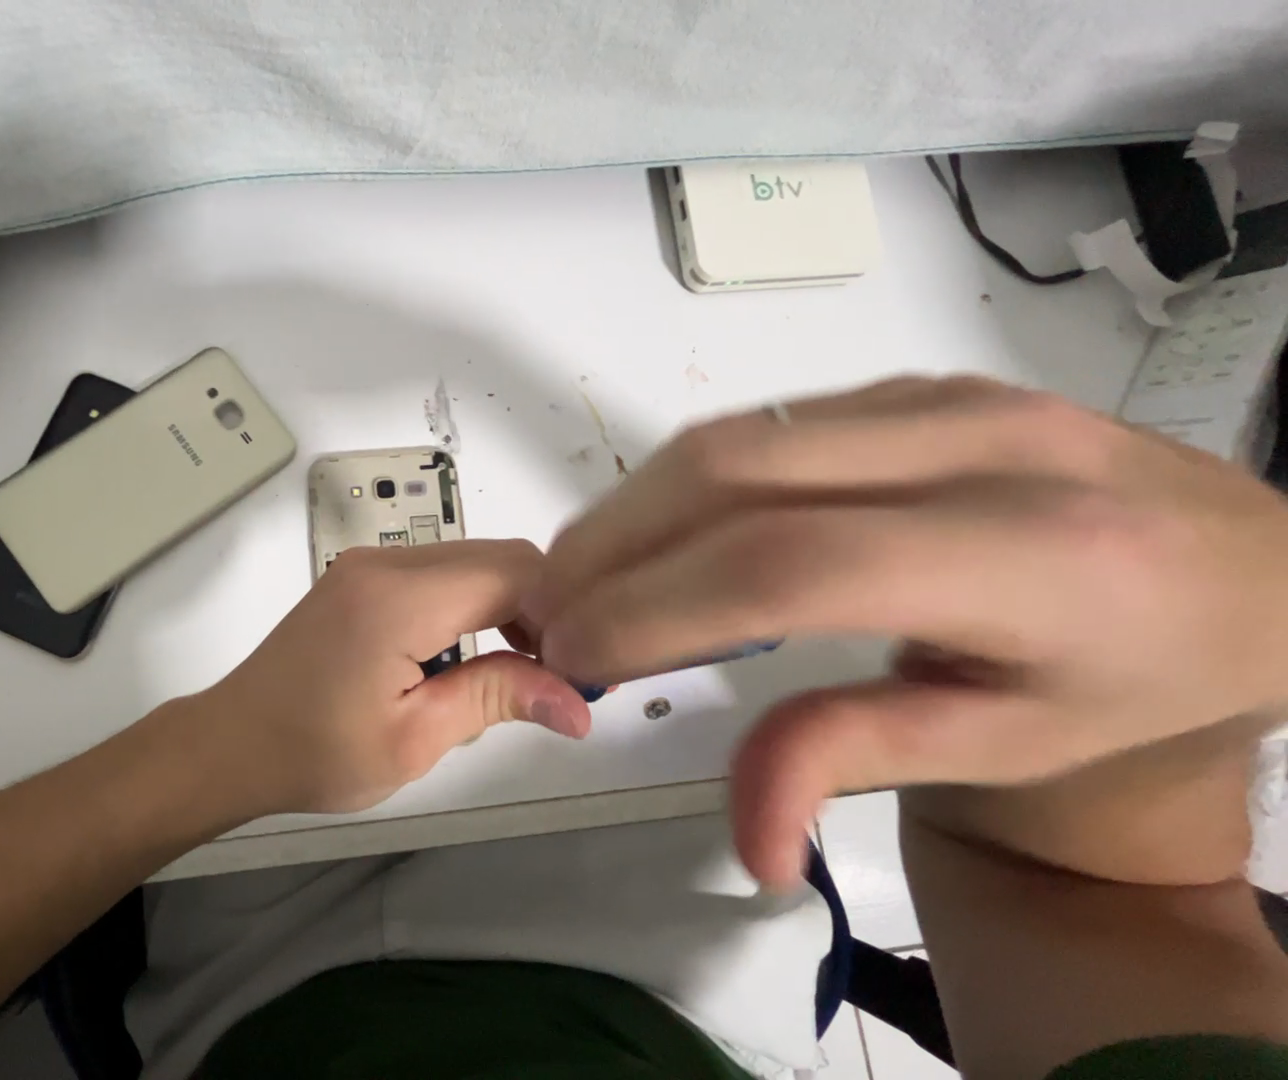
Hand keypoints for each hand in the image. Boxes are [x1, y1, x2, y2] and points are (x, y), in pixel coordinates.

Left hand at [190, 540, 591, 816]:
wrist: (234, 742)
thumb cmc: (318, 753)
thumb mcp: (414, 737)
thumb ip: (497, 699)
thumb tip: (577, 703)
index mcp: (400, 598)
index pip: (516, 573)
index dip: (560, 615)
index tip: (576, 672)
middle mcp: (385, 562)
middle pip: (498, 557)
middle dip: (539, 610)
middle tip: (553, 678)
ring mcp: (368, 564)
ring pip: (470, 561)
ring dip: (505, 607)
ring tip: (513, 675)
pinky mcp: (359, 577)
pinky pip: (437, 572)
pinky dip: (468, 604)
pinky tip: (463, 658)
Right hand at [524, 376, 1287, 885]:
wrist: (1251, 568)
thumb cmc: (1134, 677)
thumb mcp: (1009, 745)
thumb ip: (852, 762)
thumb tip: (747, 840)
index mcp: (1036, 557)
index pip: (793, 565)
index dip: (658, 609)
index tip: (576, 653)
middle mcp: (982, 446)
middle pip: (736, 474)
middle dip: (613, 547)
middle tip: (547, 611)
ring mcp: (938, 399)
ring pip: (730, 437)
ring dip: (629, 510)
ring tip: (579, 578)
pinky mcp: (904, 388)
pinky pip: (755, 427)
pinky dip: (674, 486)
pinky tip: (650, 536)